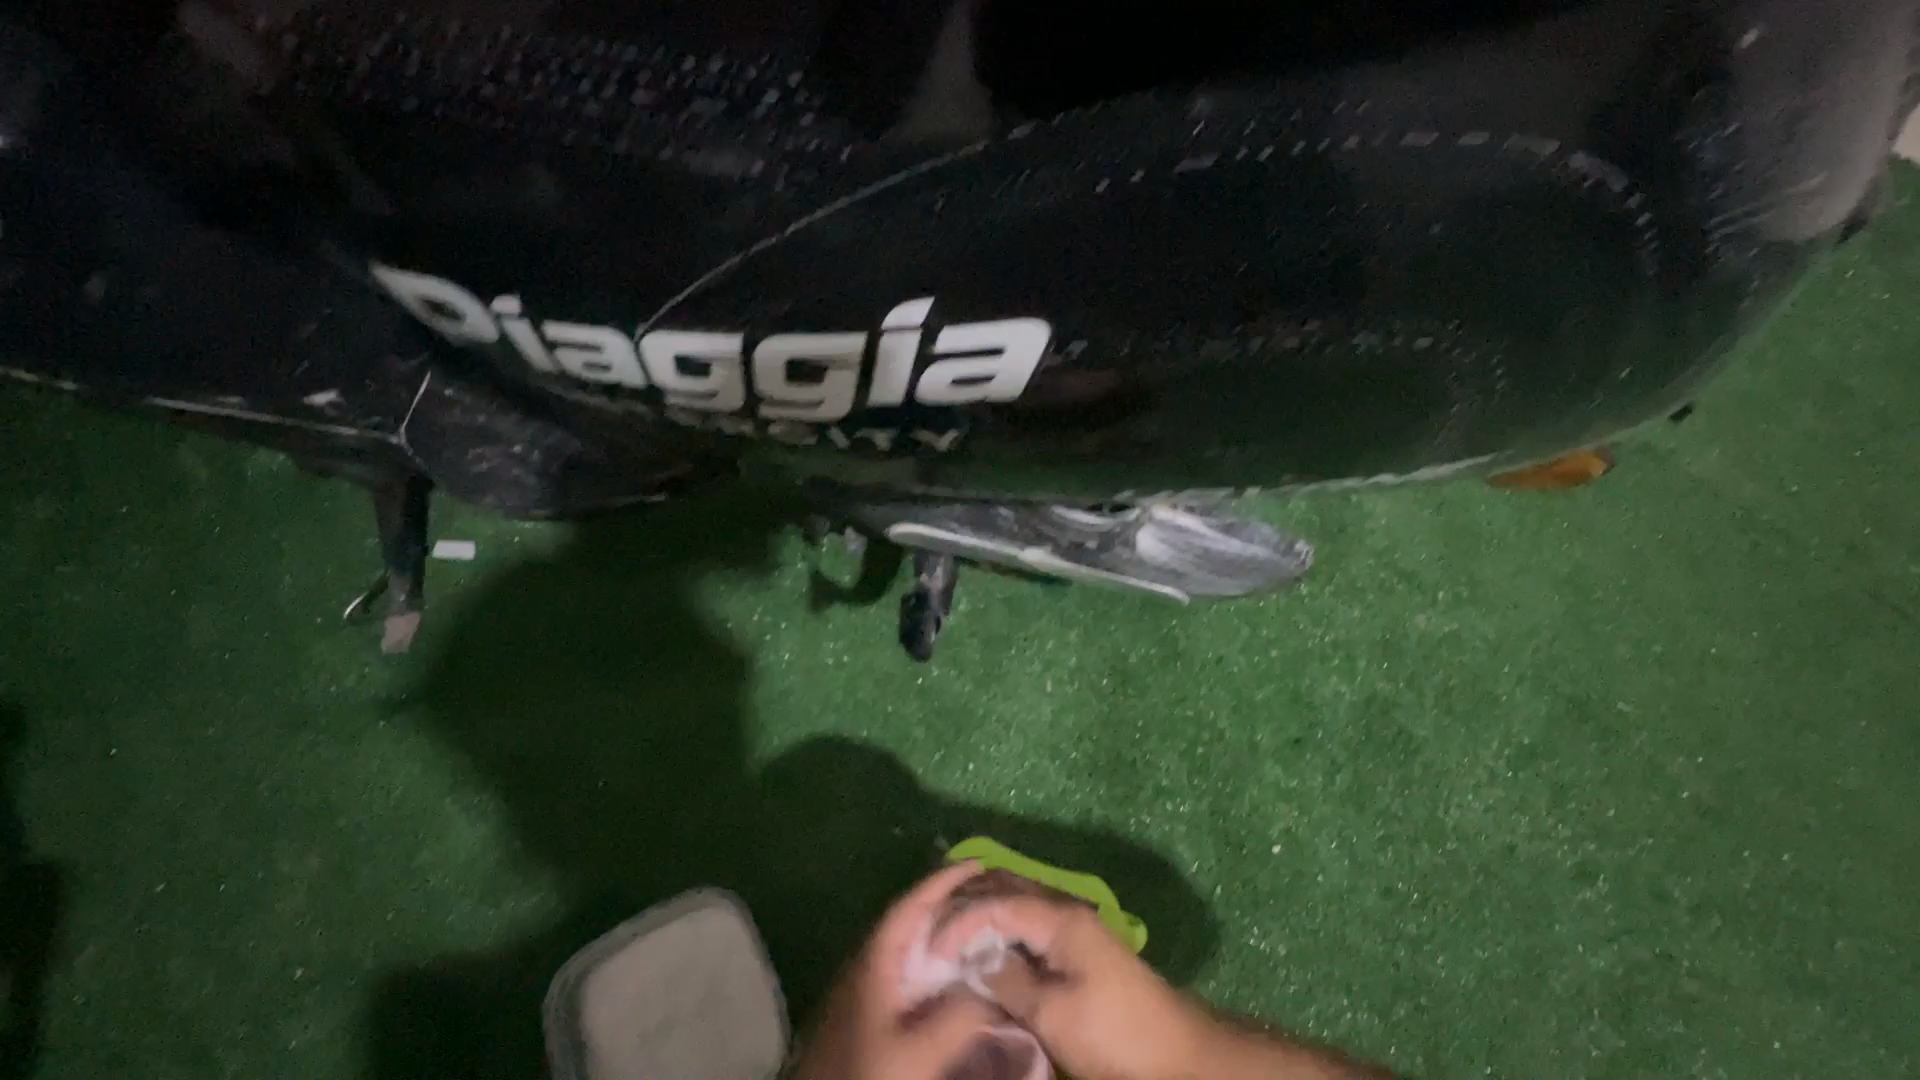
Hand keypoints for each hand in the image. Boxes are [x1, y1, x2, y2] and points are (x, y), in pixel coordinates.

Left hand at [791, 862, 1017, 1079]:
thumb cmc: (865, 1074)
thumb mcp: (917, 1054)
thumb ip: (958, 1019)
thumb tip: (991, 992)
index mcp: (877, 958)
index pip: (912, 904)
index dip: (943, 880)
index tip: (977, 863)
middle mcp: (870, 963)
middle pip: (911, 919)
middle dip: (949, 902)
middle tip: (990, 894)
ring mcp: (868, 988)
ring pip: (910, 946)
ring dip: (943, 932)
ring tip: (982, 928)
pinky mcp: (870, 1012)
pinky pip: (909, 971)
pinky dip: (936, 961)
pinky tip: (957, 976)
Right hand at [929, 889, 1209, 1079]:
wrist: (1177, 1053)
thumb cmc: (1114, 1034)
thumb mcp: (1054, 1014)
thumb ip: (1010, 980)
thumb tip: (976, 959)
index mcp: (1059, 918)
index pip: (996, 903)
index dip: (959, 922)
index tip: (932, 950)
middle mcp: (1065, 908)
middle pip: (1006, 884)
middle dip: (966, 897)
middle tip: (930, 918)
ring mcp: (1073, 923)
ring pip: (1017, 896)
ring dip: (982, 904)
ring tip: (948, 922)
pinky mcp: (1077, 944)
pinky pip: (1028, 917)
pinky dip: (1001, 920)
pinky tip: (984, 940)